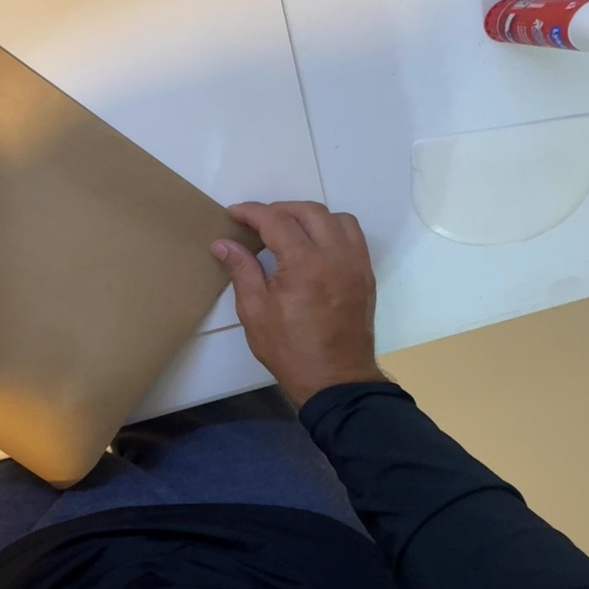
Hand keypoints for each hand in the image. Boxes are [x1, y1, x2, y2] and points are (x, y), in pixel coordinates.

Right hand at [211, 201, 386, 405]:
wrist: (334, 379)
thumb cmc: (288, 348)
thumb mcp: (254, 310)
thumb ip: (241, 270)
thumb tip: (224, 244)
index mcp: (304, 264)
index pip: (276, 221)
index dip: (252, 212)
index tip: (234, 213)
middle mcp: (336, 256)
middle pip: (309, 212)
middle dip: (279, 209)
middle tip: (256, 222)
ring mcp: (356, 265)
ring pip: (338, 219)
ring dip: (310, 217)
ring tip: (287, 230)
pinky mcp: (365, 276)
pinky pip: (352, 237)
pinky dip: (330, 231)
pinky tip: (311, 246)